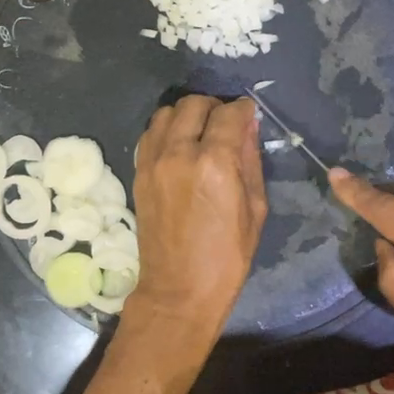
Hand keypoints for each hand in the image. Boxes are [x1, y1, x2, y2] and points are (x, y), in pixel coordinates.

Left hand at [127, 96, 267, 342]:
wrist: (178, 288)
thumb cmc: (227, 257)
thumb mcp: (255, 208)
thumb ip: (250, 160)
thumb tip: (248, 126)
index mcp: (215, 164)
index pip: (230, 114)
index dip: (244, 110)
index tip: (249, 115)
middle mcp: (179, 153)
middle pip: (194, 105)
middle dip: (214, 107)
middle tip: (225, 124)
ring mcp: (152, 162)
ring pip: (166, 114)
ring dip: (186, 115)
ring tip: (199, 132)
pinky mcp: (138, 173)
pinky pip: (149, 134)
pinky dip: (166, 131)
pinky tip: (178, 146)